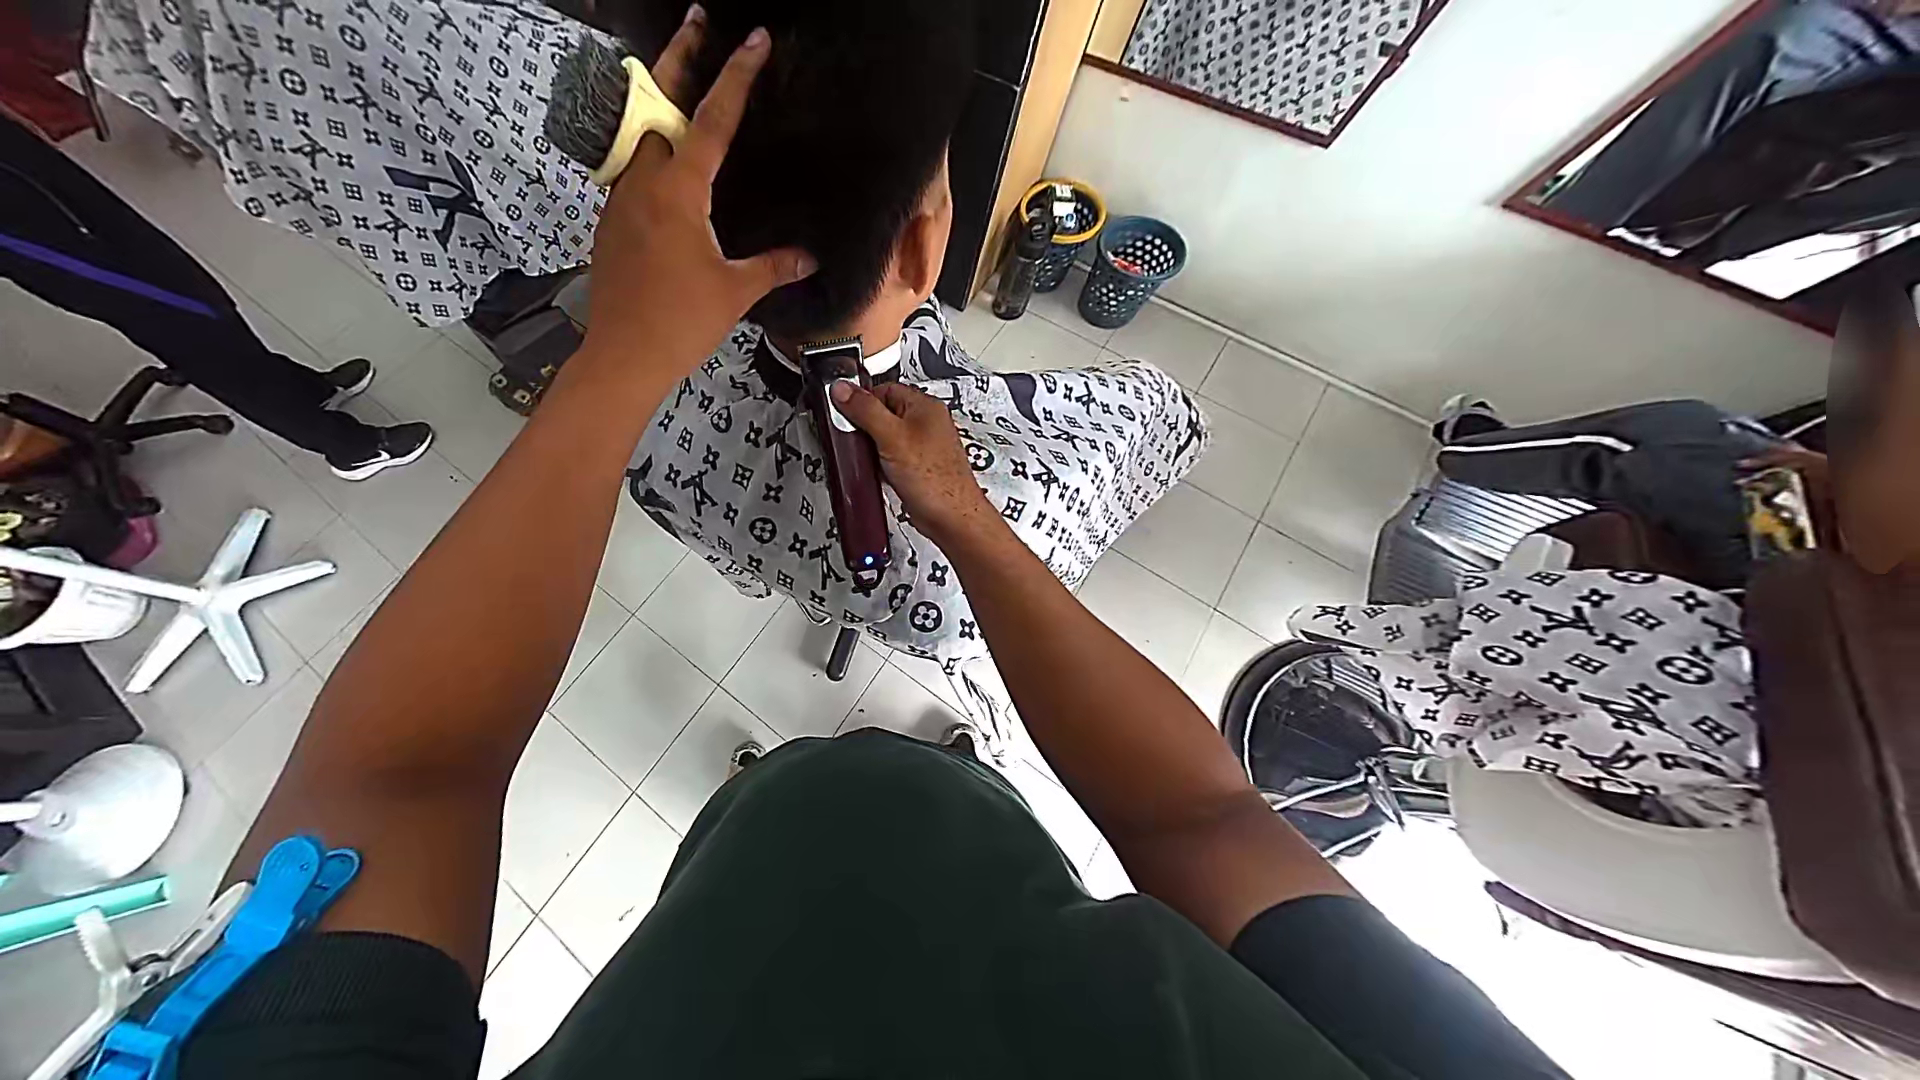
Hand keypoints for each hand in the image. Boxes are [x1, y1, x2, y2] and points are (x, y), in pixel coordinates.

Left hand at [581, 15, 814, 380]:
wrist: (624, 353)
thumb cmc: (681, 321)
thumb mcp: (735, 291)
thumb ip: (774, 266)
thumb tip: (810, 257)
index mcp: (678, 192)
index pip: (712, 122)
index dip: (735, 78)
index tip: (752, 40)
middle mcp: (643, 181)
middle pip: (657, 102)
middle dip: (679, 58)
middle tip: (696, 21)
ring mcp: (621, 197)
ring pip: (639, 131)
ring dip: (662, 100)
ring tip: (685, 84)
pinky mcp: (612, 219)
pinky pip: (634, 168)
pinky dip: (654, 147)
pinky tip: (670, 162)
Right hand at [831, 382, 1001, 544]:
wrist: (951, 518)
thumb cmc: (936, 480)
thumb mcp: (891, 437)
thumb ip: (865, 410)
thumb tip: (843, 390)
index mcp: (925, 406)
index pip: (884, 388)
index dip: (861, 398)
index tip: (843, 409)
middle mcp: (927, 424)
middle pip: (883, 413)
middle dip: (865, 426)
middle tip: (856, 438)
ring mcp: (923, 447)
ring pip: (886, 438)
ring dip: (873, 449)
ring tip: (870, 459)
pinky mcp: (917, 468)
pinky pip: (891, 458)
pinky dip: (881, 465)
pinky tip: (879, 474)